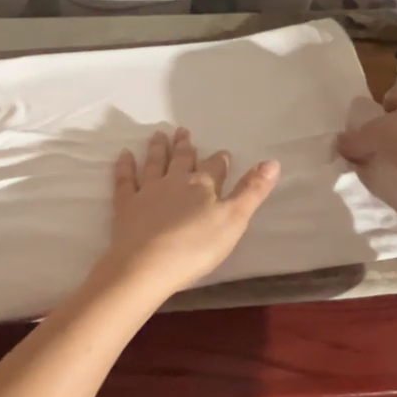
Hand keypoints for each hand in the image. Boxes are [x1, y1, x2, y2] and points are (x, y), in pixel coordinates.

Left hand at [100, 128, 280, 297]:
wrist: (147, 265)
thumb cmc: (196, 247)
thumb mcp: (233, 221)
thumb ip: (251, 192)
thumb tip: (272, 162)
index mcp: (202, 186)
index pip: (214, 167)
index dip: (219, 160)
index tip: (222, 153)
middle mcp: (174, 181)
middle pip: (182, 160)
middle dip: (185, 147)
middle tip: (183, 131)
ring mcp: (147, 191)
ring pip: (154, 163)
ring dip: (158, 148)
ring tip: (159, 134)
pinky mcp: (126, 205)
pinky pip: (125, 179)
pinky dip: (125, 166)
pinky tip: (124, 155)